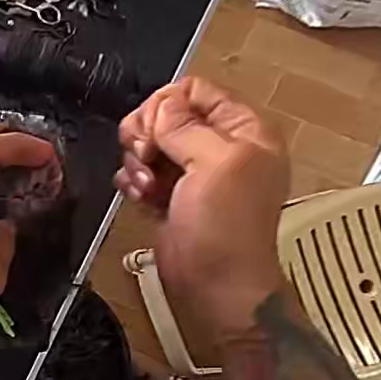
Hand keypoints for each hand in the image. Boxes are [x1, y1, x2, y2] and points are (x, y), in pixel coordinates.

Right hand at [115, 77, 289, 340]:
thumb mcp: (214, 163)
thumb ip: (184, 126)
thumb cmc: (225, 228)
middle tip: (143, 154)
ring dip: (138, 161)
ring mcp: (194, 177)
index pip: (197, 92)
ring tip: (144, 185)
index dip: (168, 103)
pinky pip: (144, 175)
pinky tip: (138, 196)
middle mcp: (220, 150)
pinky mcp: (171, 201)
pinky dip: (135, 182)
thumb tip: (159, 106)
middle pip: (168, 116)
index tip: (151, 127)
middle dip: (148, 133)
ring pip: (152, 146)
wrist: (215, 287)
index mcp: (244, 132)